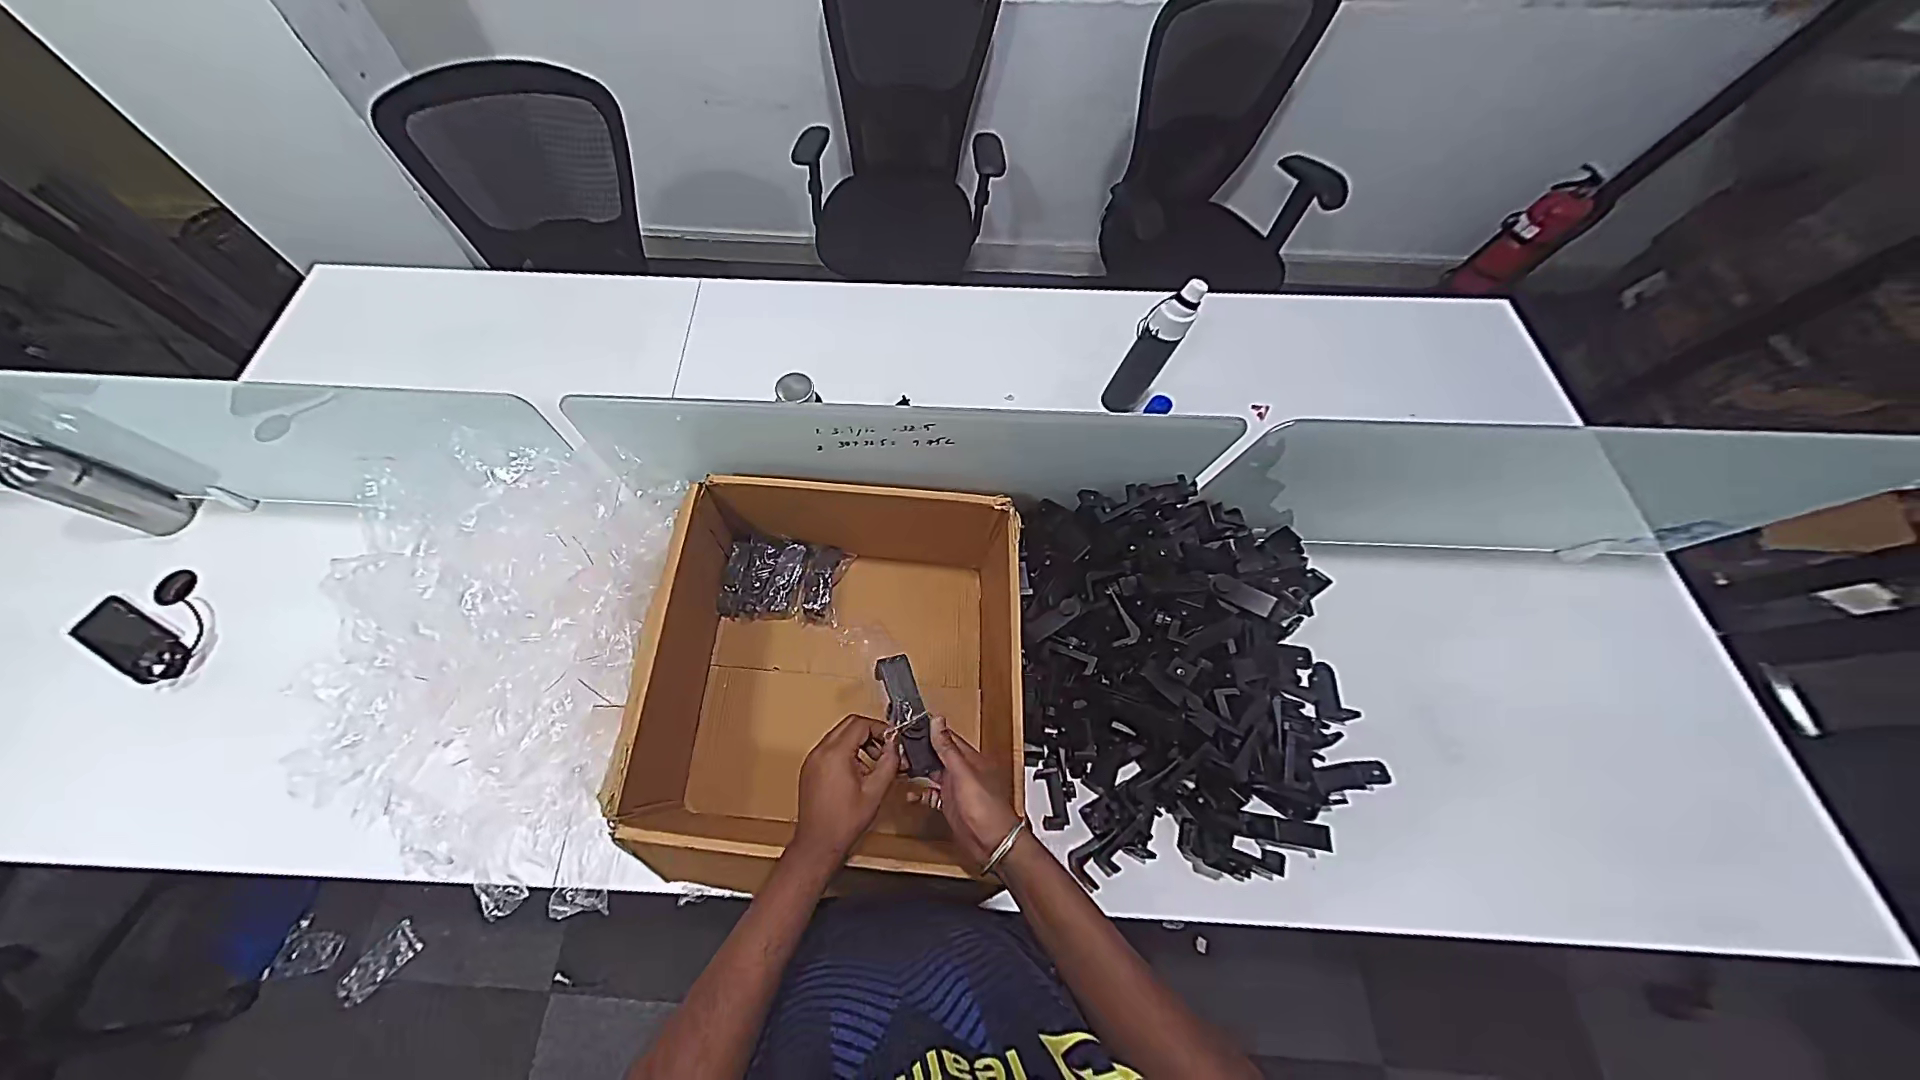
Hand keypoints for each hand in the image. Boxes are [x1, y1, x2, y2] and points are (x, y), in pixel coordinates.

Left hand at [791, 714, 901, 865]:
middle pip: (849, 725)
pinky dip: (846, 752)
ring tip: (873, 764)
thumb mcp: (875, 791)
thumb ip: (889, 763)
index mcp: (835, 754)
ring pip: (839, 736)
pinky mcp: (810, 769)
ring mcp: (812, 760)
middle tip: (885, 749)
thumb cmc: (843, 822)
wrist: (818, 844)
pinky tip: (858, 772)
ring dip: (858, 743)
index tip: (892, 740)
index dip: (880, 729)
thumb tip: (895, 746)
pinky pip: (830, 749)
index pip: (860, 724)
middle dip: (870, 734)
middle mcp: (820, 752)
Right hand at [910, 715, 1022, 868]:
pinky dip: (921, 793)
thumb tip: (938, 722)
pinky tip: (911, 795)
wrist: (993, 844)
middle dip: (920, 751)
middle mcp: (963, 771)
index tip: (913, 724)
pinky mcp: (951, 805)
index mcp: (969, 759)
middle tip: (901, 747)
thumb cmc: (987, 809)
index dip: (930, 731)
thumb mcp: (963, 774)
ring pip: (934, 773)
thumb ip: (948, 749)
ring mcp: (957, 789)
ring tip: (902, 766)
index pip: (947, 737)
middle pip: (938, 755)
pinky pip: (932, 795)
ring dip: (919, 770)